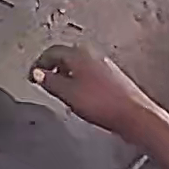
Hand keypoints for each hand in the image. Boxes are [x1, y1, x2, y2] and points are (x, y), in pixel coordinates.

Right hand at [32, 45, 165, 141]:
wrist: (136, 116)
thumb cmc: (103, 104)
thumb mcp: (68, 94)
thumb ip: (50, 81)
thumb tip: (37, 73)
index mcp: (78, 54)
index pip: (51, 52)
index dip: (39, 64)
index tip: (32, 75)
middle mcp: (91, 54)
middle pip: (65, 55)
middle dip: (52, 67)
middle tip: (43, 80)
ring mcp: (104, 64)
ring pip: (77, 64)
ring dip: (65, 74)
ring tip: (59, 89)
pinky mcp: (112, 77)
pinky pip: (88, 72)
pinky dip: (78, 79)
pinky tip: (80, 94)